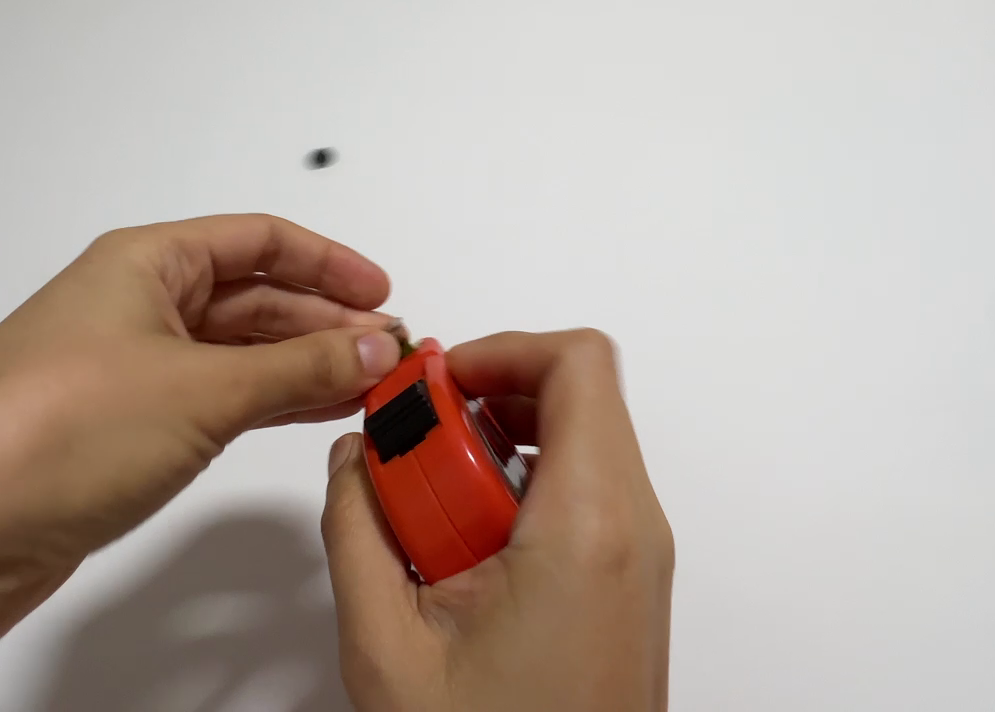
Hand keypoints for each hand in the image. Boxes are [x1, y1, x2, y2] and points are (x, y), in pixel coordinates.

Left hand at [0, 215, 403, 685]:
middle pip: (256, 297)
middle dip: (326, 320)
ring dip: (306, 364)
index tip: (383, 291)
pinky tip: (318, 411)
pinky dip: (273, 401)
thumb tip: (381, 345)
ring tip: (370, 383)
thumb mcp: (202, 388)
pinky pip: (222, 397)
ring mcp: (136, 368)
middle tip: (389, 351)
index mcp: (149, 263)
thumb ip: (301, 366)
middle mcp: (143, 305)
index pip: (260, 240)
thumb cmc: (62, 429)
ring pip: (243, 351)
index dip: (328, 260)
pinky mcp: (130, 426)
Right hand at [320, 330, 674, 711]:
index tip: (438, 384)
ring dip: (504, 433)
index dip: (503, 348)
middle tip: (424, 434)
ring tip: (439, 489)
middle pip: (576, 390)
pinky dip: (525, 472)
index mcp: (589, 521)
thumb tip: (354, 452)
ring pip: (581, 430)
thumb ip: (355, 527)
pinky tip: (471, 530)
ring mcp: (640, 544)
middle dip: (492, 391)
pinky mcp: (631, 568)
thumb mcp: (387, 646)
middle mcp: (634, 520)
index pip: (577, 362)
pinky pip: (585, 477)